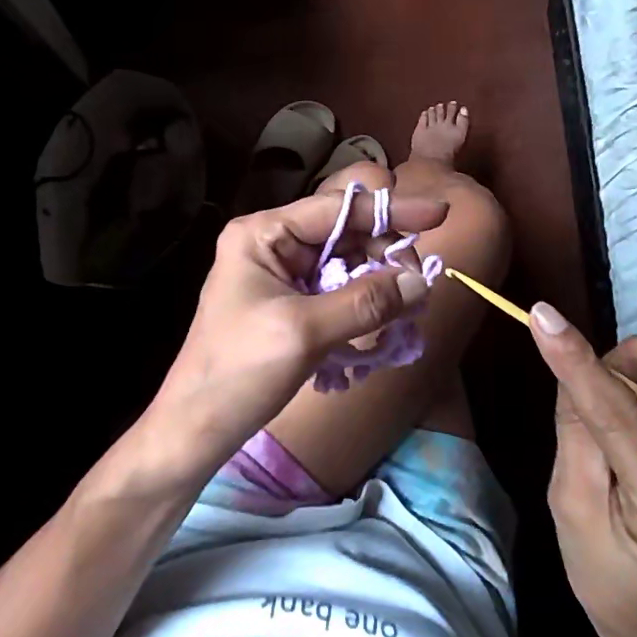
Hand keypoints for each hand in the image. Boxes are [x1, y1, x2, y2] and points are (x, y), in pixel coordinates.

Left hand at [138, 189, 448, 477]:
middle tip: (417, 291)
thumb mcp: (305, 332)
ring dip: (378, 290)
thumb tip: (421, 280)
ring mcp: (280, 275)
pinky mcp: (289, 305)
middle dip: (384, 260)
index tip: (439, 213)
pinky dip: (362, 311)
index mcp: (262, 234)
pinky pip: (337, 295)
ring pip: (346, 267)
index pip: (336, 208)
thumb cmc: (239, 371)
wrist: (197, 427)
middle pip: (345, 235)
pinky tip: (377, 336)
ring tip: (402, 320)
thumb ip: (365, 302)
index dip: (390, 210)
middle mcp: (271, 245)